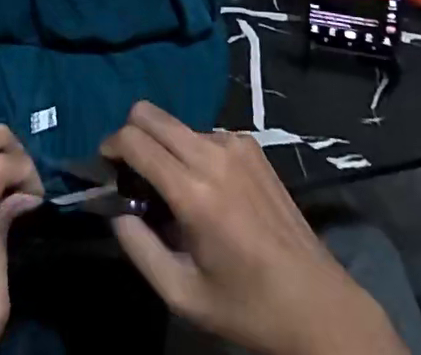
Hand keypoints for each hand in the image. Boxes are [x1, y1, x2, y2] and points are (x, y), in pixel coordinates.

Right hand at [102, 102, 407, 354]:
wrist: (316, 300)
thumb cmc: (245, 305)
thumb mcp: (181, 293)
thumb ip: (138, 248)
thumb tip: (115, 211)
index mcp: (194, 191)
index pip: (135, 140)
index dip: (110, 147)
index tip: (104, 170)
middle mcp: (214, 154)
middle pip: (152, 115)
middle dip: (131, 136)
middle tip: (130, 176)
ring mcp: (237, 145)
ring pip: (178, 125)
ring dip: (163, 147)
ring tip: (171, 192)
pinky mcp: (254, 147)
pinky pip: (206, 135)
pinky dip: (192, 152)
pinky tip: (206, 189)